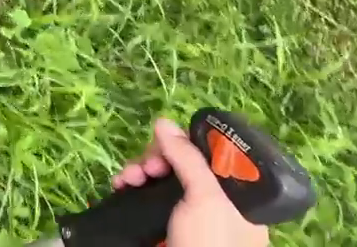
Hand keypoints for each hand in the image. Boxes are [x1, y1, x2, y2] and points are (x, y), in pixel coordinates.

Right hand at [111, 118, 268, 246]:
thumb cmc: (210, 244)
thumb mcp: (206, 199)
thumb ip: (188, 159)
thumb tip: (164, 122)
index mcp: (234, 197)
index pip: (209, 155)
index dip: (185, 144)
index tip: (166, 146)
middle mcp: (212, 201)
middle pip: (180, 161)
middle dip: (156, 157)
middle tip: (147, 167)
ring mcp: (186, 212)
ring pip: (160, 174)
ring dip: (139, 168)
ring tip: (128, 178)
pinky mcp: (164, 220)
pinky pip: (146, 191)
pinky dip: (132, 183)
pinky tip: (121, 184)